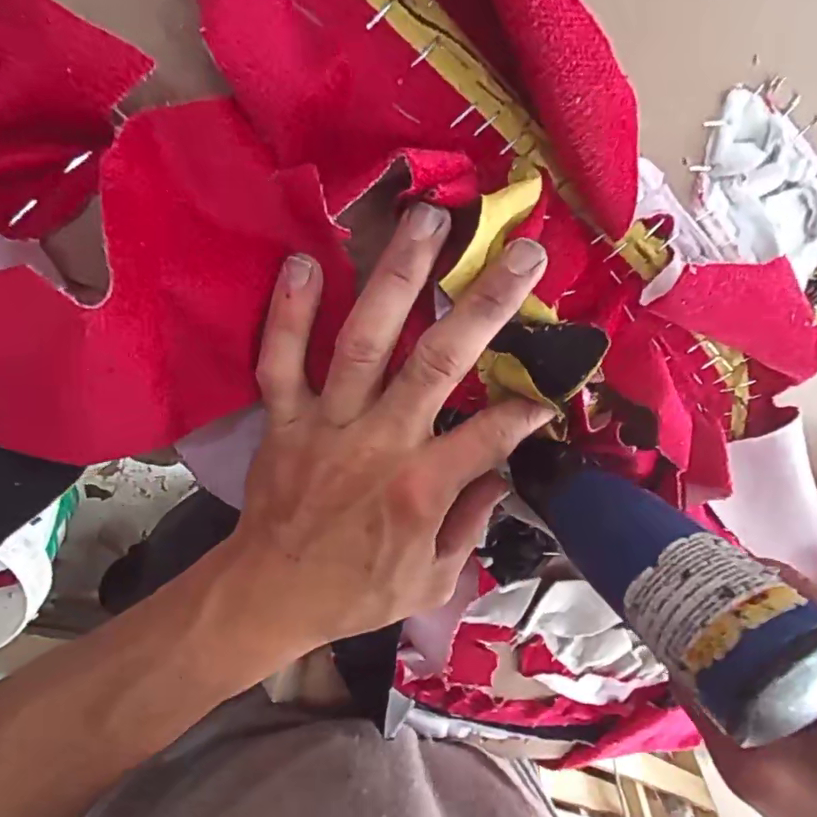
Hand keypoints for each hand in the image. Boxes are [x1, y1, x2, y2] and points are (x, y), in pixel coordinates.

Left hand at [221, 202, 553, 655]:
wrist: (268, 596)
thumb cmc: (354, 593)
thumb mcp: (430, 581)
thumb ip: (470, 528)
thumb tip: (498, 480)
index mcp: (420, 488)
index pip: (490, 434)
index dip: (526, 409)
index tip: (548, 389)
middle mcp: (378, 442)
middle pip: (437, 363)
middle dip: (484, 305)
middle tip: (519, 253)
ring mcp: (326, 424)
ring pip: (364, 341)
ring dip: (395, 278)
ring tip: (425, 220)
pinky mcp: (283, 420)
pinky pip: (280, 360)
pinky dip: (290, 313)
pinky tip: (307, 262)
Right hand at [687, 567, 816, 816]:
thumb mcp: (768, 781)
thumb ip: (711, 719)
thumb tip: (676, 666)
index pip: (792, 588)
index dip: (737, 597)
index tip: (703, 617)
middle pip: (816, 602)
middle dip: (765, 624)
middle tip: (727, 655)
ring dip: (798, 640)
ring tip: (767, 678)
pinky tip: (813, 691)